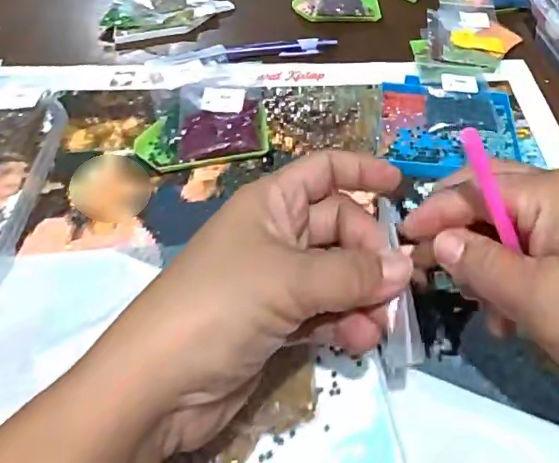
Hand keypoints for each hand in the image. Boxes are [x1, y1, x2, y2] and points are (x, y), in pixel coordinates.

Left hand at [24, 151, 411, 461]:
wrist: (155, 388)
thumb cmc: (221, 303)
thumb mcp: (289, 279)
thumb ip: (351, 273)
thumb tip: (403, 267)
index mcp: (272, 202)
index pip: (324, 170)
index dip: (361, 171)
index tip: (400, 186)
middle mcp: (276, 233)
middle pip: (338, 225)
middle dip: (369, 250)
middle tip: (396, 283)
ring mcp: (276, 280)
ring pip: (335, 272)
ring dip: (363, 293)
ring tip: (382, 321)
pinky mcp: (276, 323)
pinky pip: (323, 311)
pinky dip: (345, 322)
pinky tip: (362, 341)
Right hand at [398, 161, 558, 417]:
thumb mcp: (532, 298)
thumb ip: (478, 263)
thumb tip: (437, 239)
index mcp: (546, 189)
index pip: (473, 185)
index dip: (435, 211)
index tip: (403, 241)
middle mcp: (556, 193)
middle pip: (488, 198)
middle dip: (460, 234)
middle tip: (432, 270)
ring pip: (505, 228)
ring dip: (487, 265)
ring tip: (489, 314)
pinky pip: (529, 251)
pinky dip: (512, 278)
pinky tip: (513, 319)